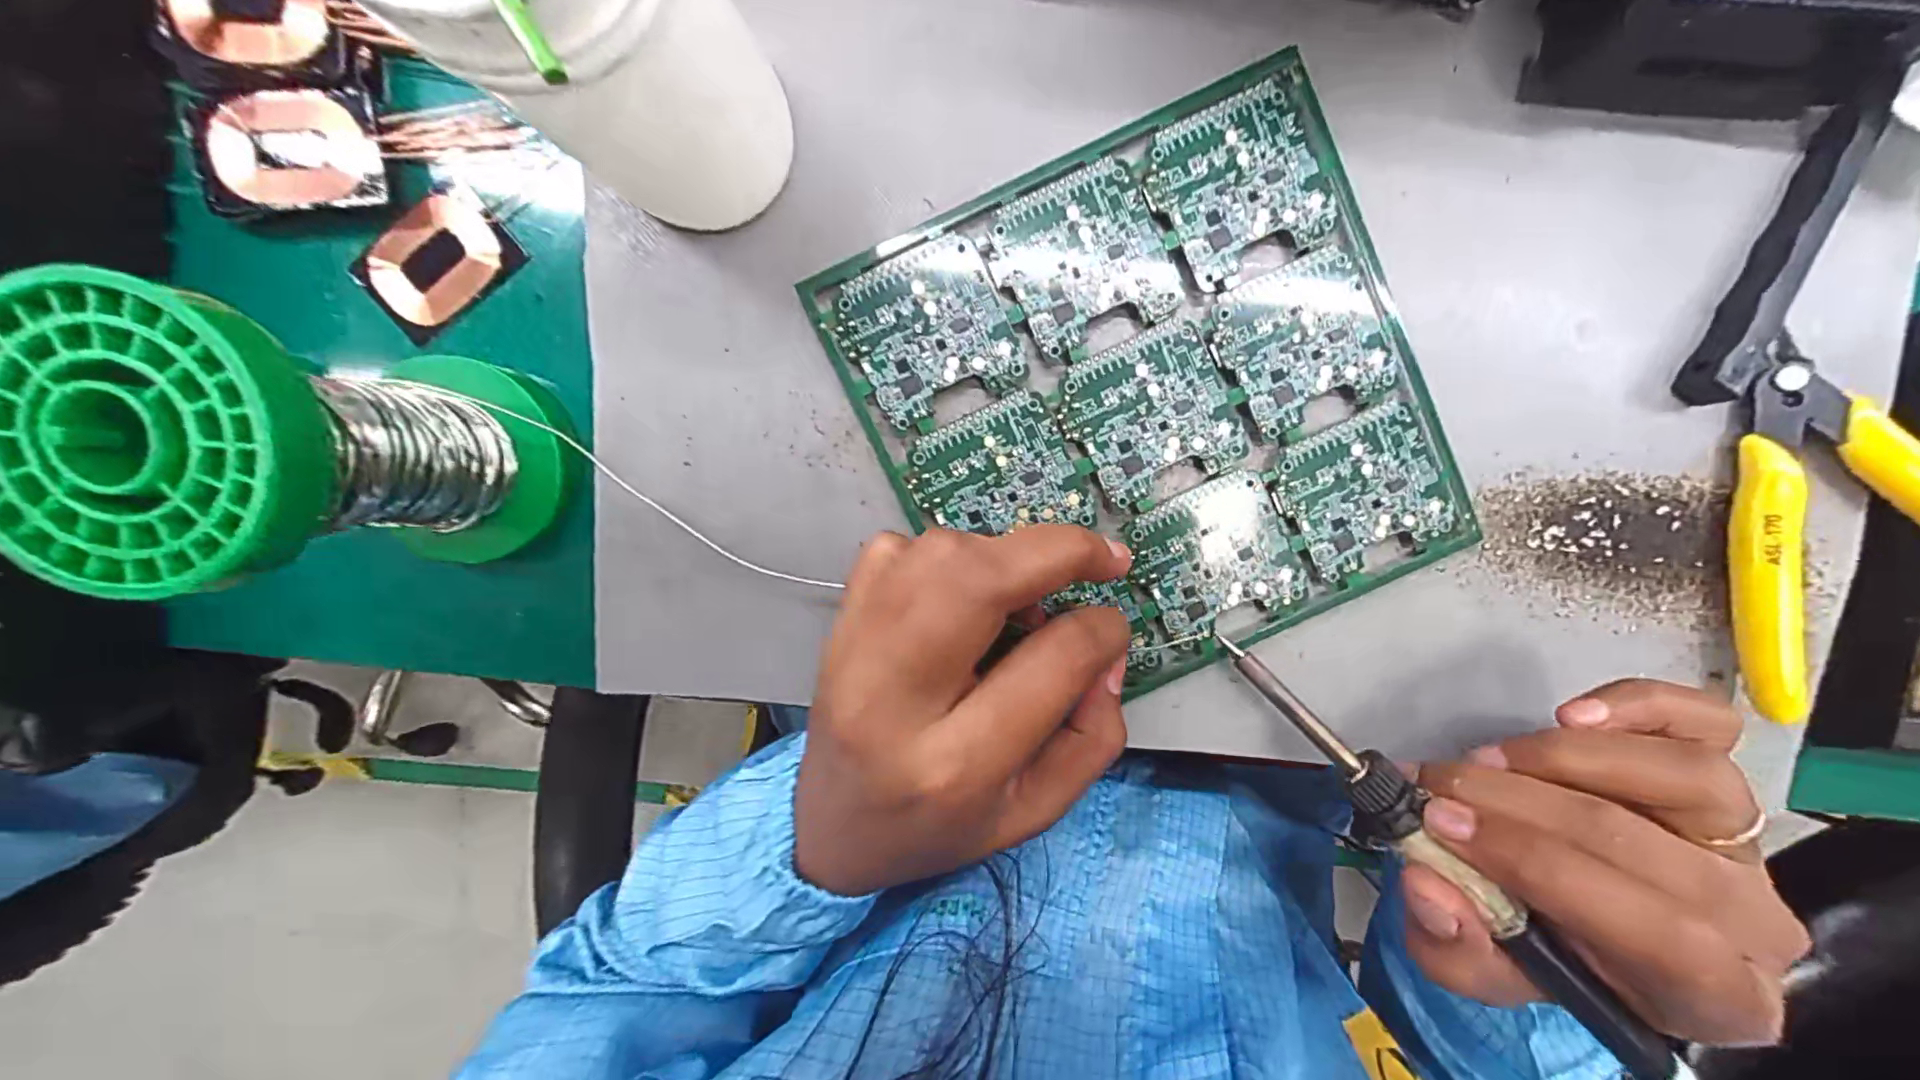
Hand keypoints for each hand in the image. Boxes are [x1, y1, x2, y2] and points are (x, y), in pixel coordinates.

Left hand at [794, 526, 1133, 896]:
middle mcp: (893, 698)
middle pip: (976, 582)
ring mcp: (853, 649)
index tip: (1114, 624)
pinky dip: (945, 555)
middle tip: (1097, 559)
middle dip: (1056, 551)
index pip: (1051, 661)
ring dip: (1000, 554)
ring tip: (1022, 590)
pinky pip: (896, 549)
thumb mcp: (1034, 810)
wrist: (833, 825)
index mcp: (954, 765)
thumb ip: (1091, 736)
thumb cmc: (938, 825)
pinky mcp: (839, 619)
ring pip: (938, 553)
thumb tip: (1106, 648)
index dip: (1102, 628)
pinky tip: (960, 595)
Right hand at [1404, 679, 1809, 1045]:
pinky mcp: (1722, 776)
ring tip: (1485, 755)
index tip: (1439, 821)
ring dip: (1564, 758)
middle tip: (1436, 784)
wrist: (1577, 904)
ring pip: (1689, 779)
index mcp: (1710, 994)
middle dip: (1515, 803)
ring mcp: (1746, 842)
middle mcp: (1750, 920)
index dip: (1535, 864)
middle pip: (1643, 846)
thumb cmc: (1540, 941)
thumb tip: (1425, 881)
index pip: (1655, 933)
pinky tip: (1568, 711)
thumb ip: (1454, 948)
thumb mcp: (1487, 968)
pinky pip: (1708, 726)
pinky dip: (1640, 707)